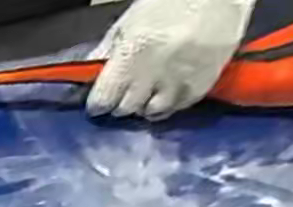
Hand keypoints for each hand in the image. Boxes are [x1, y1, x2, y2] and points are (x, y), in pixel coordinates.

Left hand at [87, 0, 254, 119]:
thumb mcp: (125, 26)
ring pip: (154, 110)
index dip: (99, 103)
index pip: (101, 102)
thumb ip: (102, 56)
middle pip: (126, 108)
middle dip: (123, 102)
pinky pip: (184, 103)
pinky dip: (175, 102)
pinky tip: (172, 91)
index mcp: (132, 54)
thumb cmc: (166, 2)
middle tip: (129, 91)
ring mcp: (184, 73)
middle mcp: (156, 69)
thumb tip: (82, 84)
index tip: (103, 99)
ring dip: (148, 105)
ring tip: (151, 92)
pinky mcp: (210, 72)